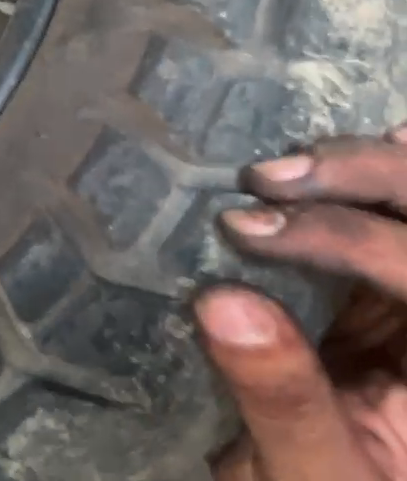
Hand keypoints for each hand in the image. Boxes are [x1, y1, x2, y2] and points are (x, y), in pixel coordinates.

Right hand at [197, 134, 406, 478]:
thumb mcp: (313, 472)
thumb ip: (282, 398)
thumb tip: (222, 303)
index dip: (352, 237)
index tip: (245, 228)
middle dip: (371, 179)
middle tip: (266, 178)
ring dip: (363, 169)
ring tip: (271, 170)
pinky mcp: (379, 294)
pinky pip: (383, 222)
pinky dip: (361, 178)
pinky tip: (318, 158)